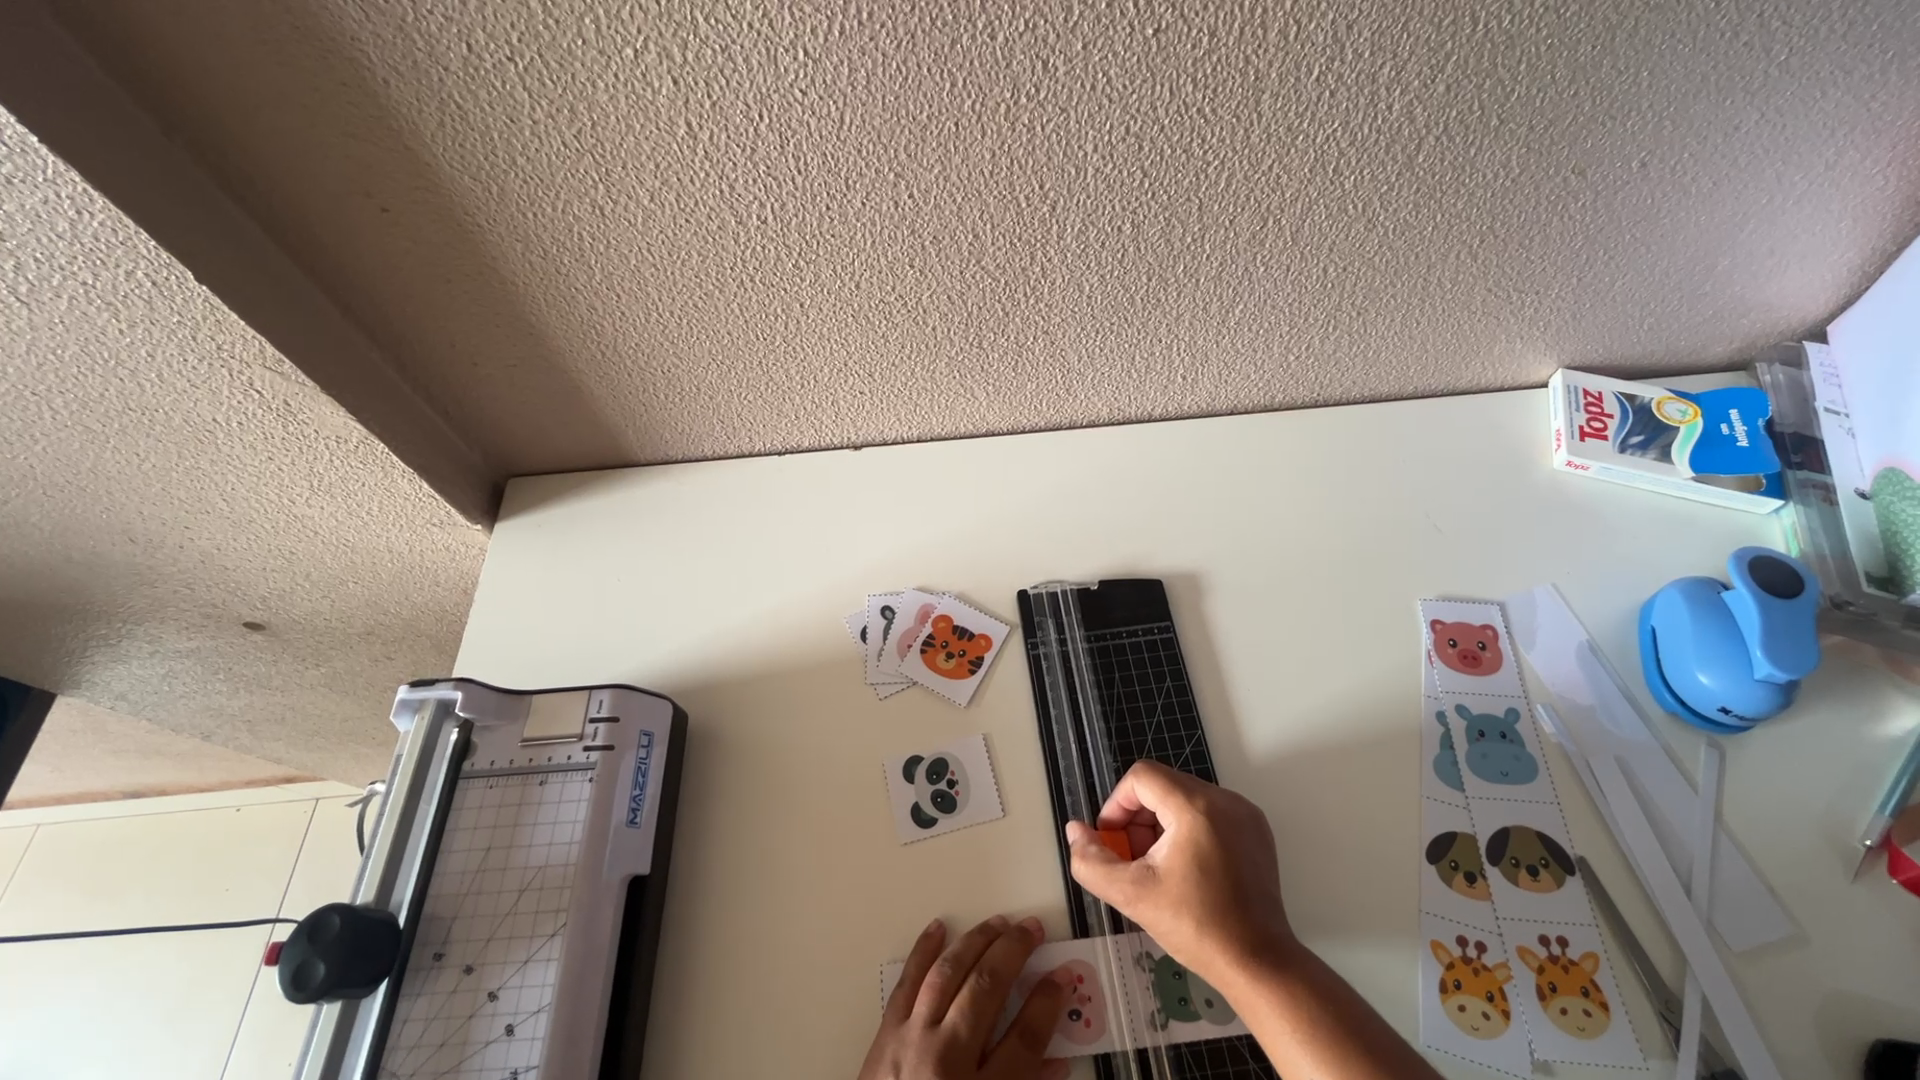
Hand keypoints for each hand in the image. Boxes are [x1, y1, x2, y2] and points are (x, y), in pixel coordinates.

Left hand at [858, 915, 1072, 1079]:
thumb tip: (1057, 1059)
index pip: (1025, 1040)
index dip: (1048, 1003)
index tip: (1062, 976)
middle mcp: (946, 1059)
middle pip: (985, 990)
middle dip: (1013, 952)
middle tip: (1032, 928)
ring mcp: (912, 1040)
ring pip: (947, 974)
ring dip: (975, 942)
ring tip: (999, 923)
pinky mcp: (886, 1033)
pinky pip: (907, 982)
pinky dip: (923, 951)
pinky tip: (939, 928)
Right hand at [1065, 761, 1294, 989]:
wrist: (1257, 962)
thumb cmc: (1196, 926)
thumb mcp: (1131, 894)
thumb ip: (1091, 860)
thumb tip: (1076, 831)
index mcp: (1197, 807)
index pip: (1141, 777)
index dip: (1116, 805)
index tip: (1112, 841)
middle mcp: (1226, 800)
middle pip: (1162, 786)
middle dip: (1136, 819)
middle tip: (1131, 859)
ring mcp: (1246, 815)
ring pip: (1184, 798)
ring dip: (1159, 825)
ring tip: (1155, 867)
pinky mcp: (1256, 832)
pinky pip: (1209, 813)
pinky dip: (1187, 830)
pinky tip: (1183, 870)